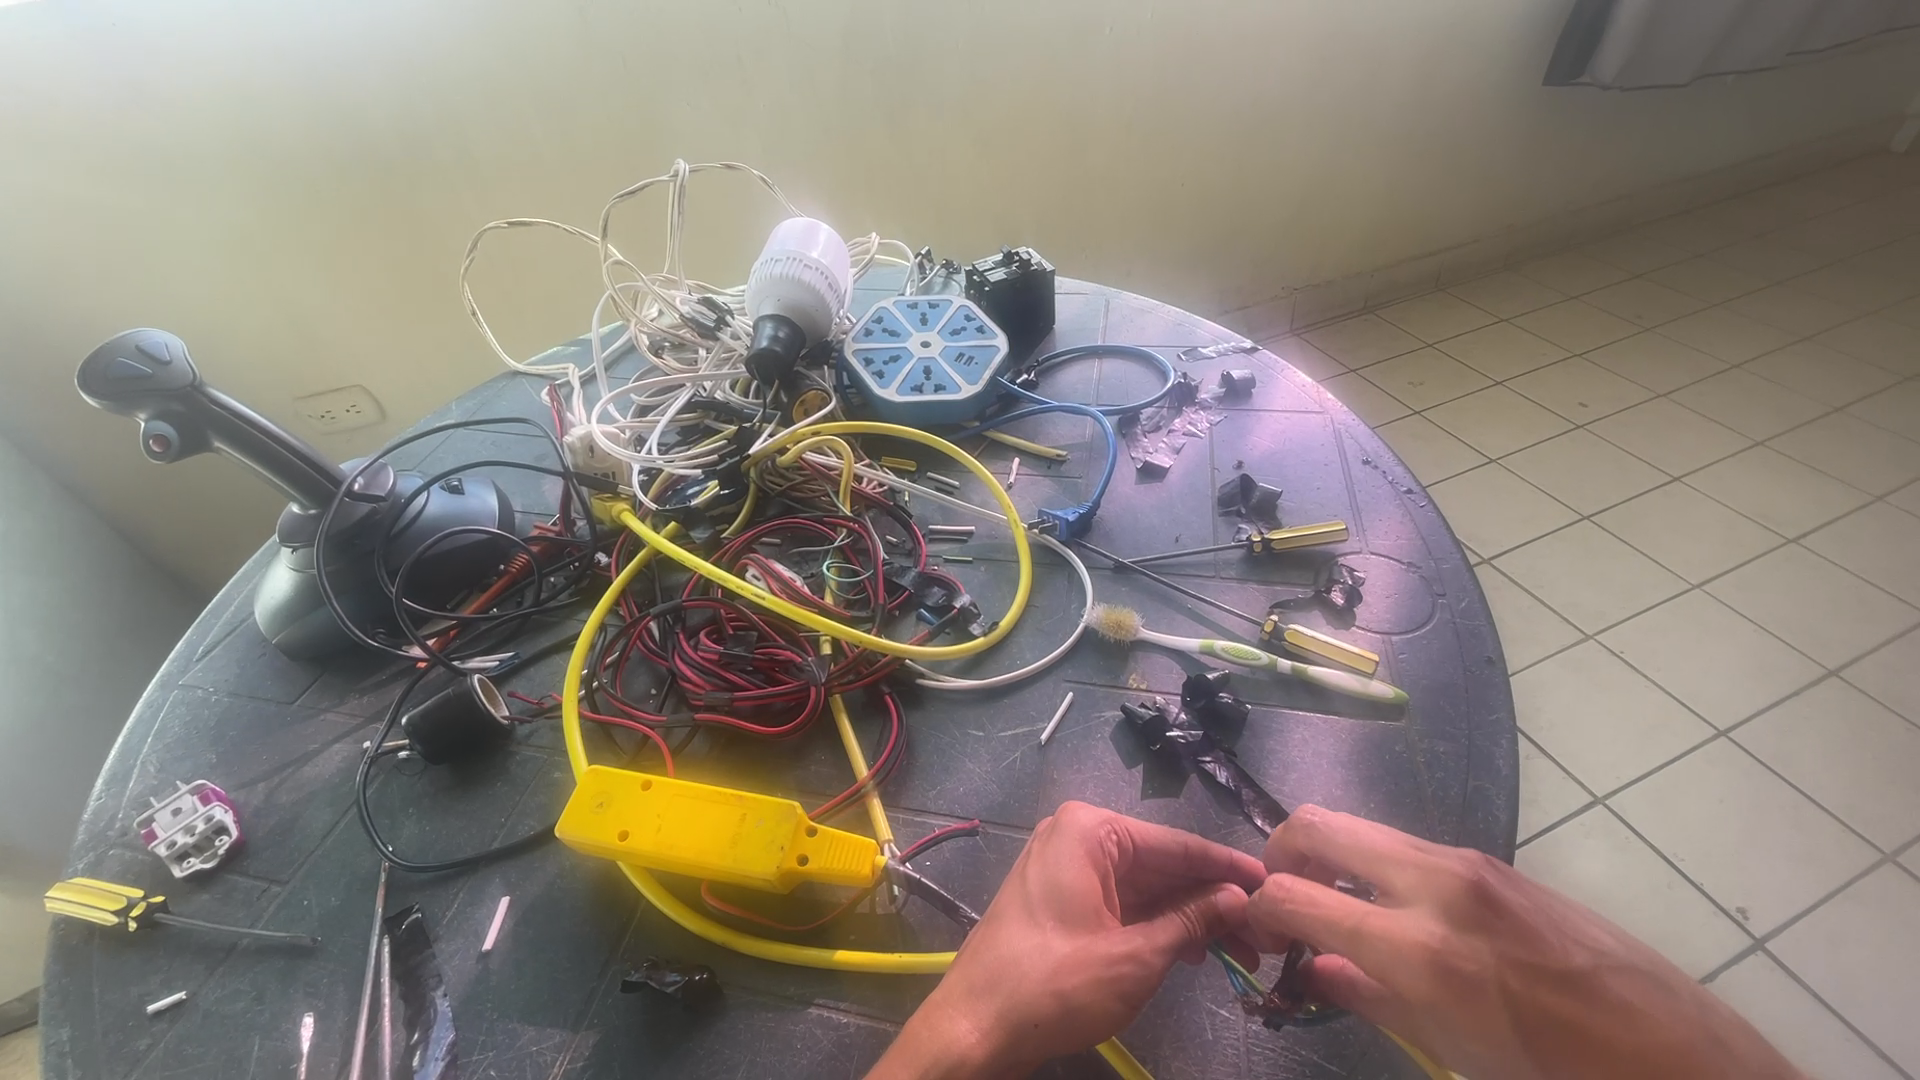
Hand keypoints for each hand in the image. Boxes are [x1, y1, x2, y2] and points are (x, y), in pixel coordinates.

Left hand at [869, 802, 1266, 1078]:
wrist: (977, 1024)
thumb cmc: (1056, 981)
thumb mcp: (1135, 955)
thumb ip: (1191, 921)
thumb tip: (1239, 898)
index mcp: (1090, 830)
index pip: (1175, 844)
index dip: (1227, 867)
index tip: (1275, 881)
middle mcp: (1076, 836)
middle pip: (1159, 864)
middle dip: (1211, 898)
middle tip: (1266, 932)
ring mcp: (1066, 867)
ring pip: (1141, 886)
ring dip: (1186, 916)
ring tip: (1241, 949)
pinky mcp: (1061, 898)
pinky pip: (1119, 902)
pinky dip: (1154, 924)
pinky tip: (1193, 948)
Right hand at [1244, 805, 1803, 1079]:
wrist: (1686, 1063)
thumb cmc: (1557, 1075)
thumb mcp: (1452, 1053)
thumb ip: (1368, 997)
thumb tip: (1313, 968)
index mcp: (1418, 947)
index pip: (1293, 895)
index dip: (1259, 909)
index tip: (1258, 931)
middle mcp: (1433, 884)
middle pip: (1315, 824)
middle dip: (1280, 853)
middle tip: (1284, 896)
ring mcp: (1465, 862)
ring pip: (1360, 826)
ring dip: (1329, 856)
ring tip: (1339, 907)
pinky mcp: (1492, 861)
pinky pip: (1406, 845)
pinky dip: (1376, 864)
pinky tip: (1400, 913)